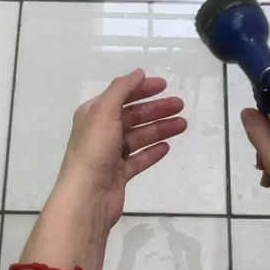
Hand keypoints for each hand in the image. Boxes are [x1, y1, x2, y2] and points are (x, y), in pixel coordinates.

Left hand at [48, 70, 186, 234]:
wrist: (87, 196)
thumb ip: (121, 89)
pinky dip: (152, 151)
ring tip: (182, 125)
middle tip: (180, 105)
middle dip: (156, 109)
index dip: (142, 88)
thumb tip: (138, 73)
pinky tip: (167, 146)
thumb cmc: (94, 149)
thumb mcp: (104, 111)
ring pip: (139, 136)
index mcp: (94, 114)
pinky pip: (139, 158)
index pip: (121, 95)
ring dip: (160, 128)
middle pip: (133, 115)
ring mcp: (111, 154)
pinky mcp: (119, 174)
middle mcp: (101, 132)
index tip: (164, 85)